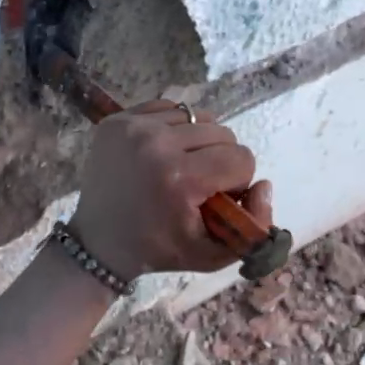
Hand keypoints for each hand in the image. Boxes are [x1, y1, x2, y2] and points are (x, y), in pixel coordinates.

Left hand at [68, 100, 272, 278]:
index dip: (236, 182)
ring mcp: (133, 127)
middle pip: (223, 134)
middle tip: (198, 184)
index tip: (216, 198)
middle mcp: (156, 144)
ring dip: (198, 143)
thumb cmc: (159, 250)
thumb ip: (253, 226)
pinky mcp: (117, 119)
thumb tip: (264, 185)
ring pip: (198, 117)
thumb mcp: (212, 254)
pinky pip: (169, 109)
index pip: (241, 158)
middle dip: (220, 160)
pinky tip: (161, 155)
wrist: (99, 242)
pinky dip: (174, 130)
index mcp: (180, 179)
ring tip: (180, 168)